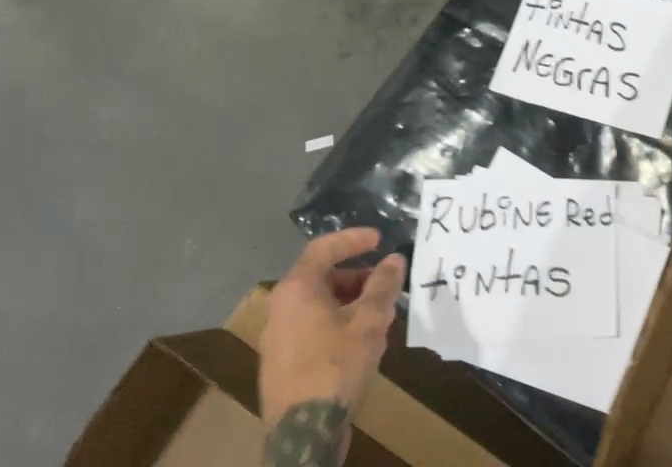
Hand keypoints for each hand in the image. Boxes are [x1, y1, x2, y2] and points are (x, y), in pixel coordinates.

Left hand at [259, 228, 405, 433]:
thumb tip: (394, 260)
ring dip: (350, 303)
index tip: (380, 239)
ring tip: (380, 317)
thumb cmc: (336, 365)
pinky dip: (338, 324)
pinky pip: (313, 329)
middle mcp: (280, 309)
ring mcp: (277, 339)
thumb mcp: (369, 321)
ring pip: (318, 306)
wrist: (303, 432)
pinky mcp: (282, 364)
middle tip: (385, 285)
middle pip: (321, 278)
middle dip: (358, 277)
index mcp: (296, 290)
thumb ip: (383, 286)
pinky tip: (361, 343)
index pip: (323, 248)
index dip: (353, 239)